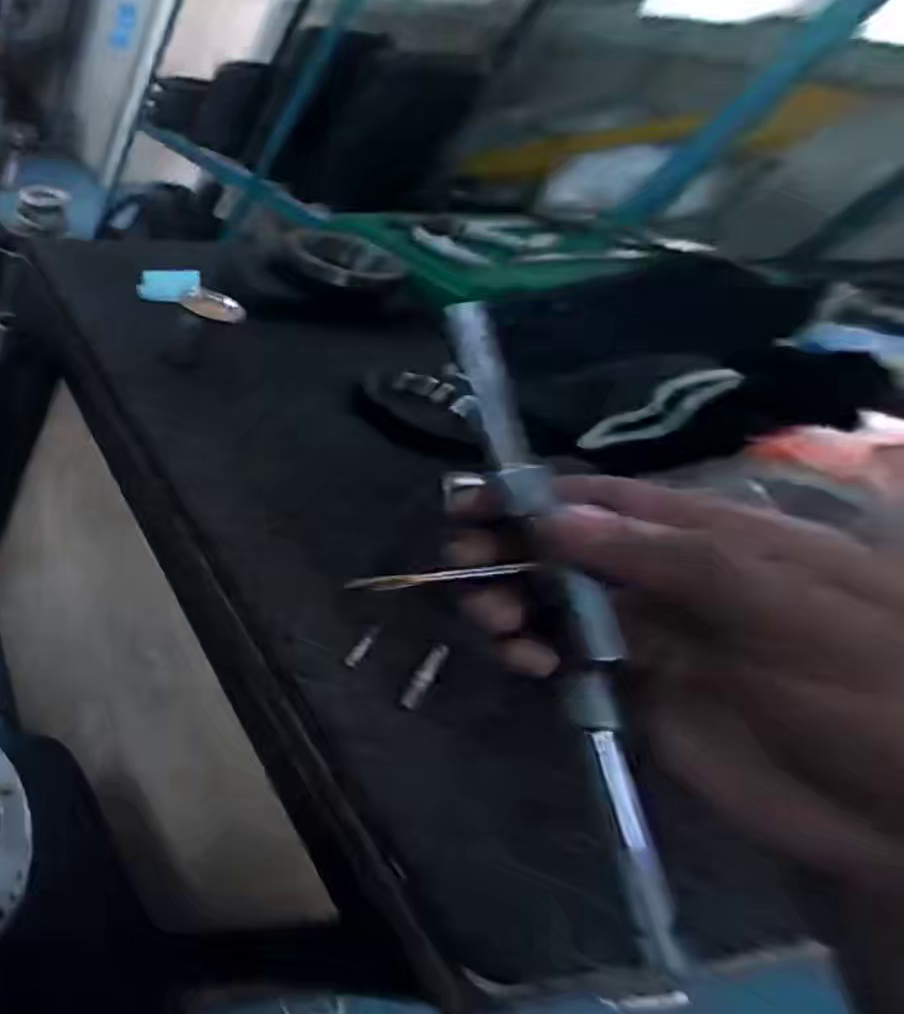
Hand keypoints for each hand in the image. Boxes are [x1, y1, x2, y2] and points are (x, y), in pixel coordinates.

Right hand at [449, 475, 903, 889]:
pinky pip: (542, 647)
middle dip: (498, 550)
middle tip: (464, 567)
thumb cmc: (881, 705)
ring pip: (535, 594)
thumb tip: (553, 519)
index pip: (602, 498)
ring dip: (498, 599)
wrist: (903, 827)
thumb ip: (678, 561)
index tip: (466, 508)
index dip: (527, 496)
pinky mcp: (612, 678)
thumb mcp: (798, 619)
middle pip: (551, 544)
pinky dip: (518, 648)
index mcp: (712, 541)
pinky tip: (527, 664)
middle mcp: (659, 576)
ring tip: (496, 626)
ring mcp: (633, 628)